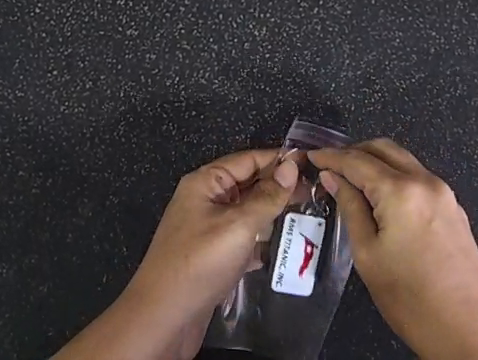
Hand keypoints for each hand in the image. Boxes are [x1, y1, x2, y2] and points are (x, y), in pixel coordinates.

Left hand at [128, 148, 298, 315]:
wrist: (163, 318)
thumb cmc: (199, 263)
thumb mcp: (238, 225)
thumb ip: (267, 196)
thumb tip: (291, 166)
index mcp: (205, 182)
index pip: (247, 159)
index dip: (278, 160)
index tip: (310, 163)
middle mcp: (204, 200)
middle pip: (246, 184)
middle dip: (277, 188)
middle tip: (314, 194)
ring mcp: (206, 229)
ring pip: (245, 213)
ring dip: (271, 214)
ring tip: (304, 217)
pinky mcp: (210, 256)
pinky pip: (240, 239)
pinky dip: (259, 241)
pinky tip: (281, 248)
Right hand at [309, 139, 477, 359]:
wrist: (473, 336)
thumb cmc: (412, 301)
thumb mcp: (368, 256)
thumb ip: (350, 208)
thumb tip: (333, 178)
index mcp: (401, 191)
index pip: (357, 160)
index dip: (330, 156)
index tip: (311, 156)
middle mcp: (426, 182)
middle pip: (383, 148)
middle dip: (353, 151)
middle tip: (329, 165)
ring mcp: (445, 194)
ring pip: (403, 160)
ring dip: (375, 161)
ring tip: (351, 180)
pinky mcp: (454, 210)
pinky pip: (418, 177)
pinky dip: (394, 176)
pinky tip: (381, 197)